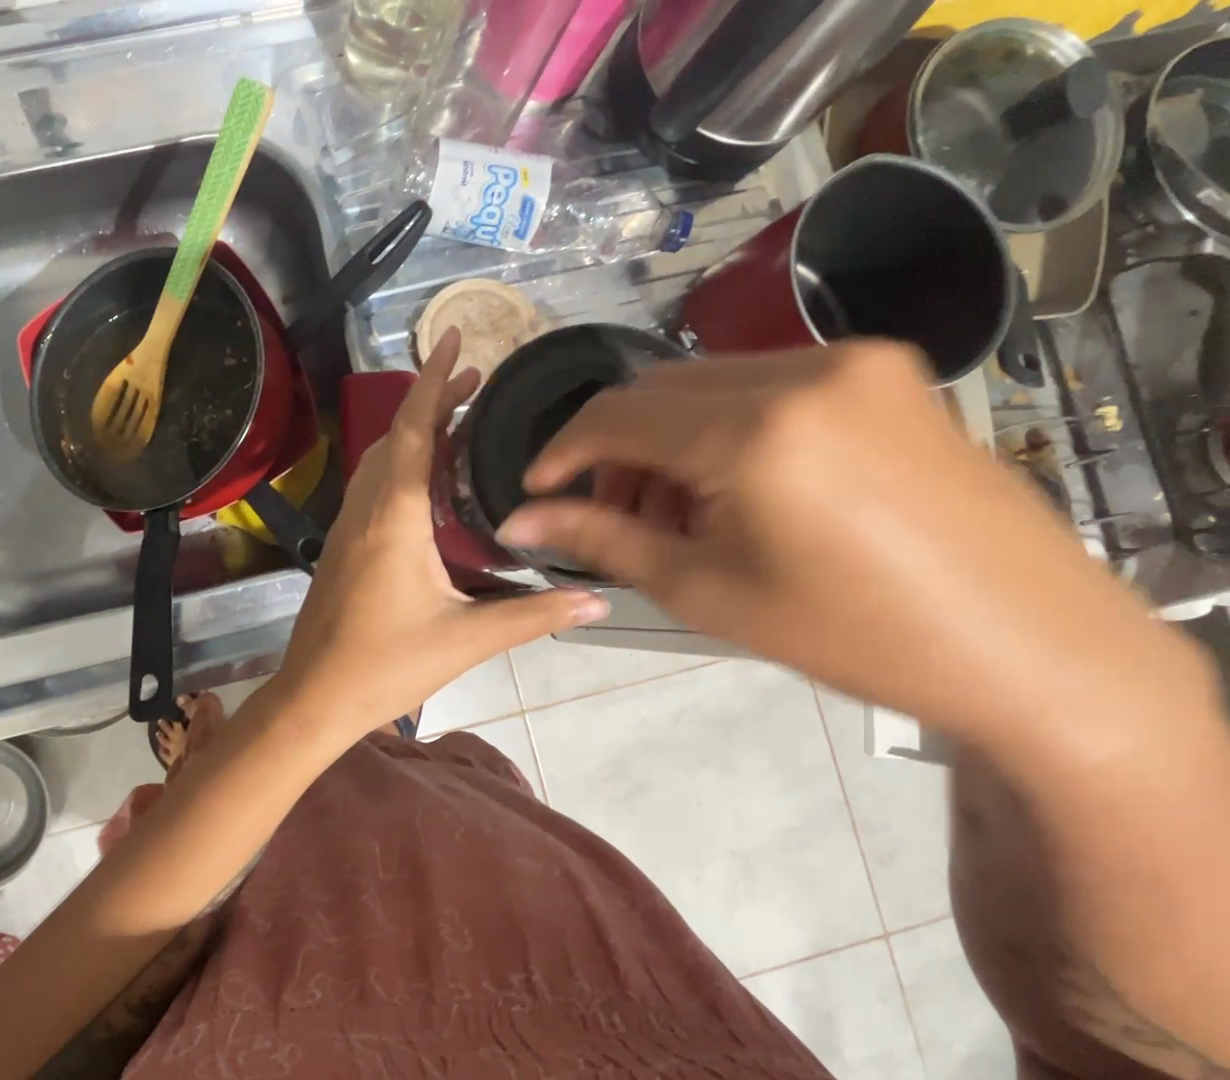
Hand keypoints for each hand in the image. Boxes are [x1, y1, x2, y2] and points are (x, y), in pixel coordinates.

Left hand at [268, 328, 608, 740]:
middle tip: (477, 381)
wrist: (313, 697)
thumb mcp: (466, 638)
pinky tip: (430, 486)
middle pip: (397, 436)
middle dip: (433, 401)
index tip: (453, 336)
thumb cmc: (385, 666)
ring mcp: (348, 528)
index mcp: (394, 517)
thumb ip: (532, 614)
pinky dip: (404, 466)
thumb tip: (598, 599)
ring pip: (381, 461)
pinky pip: (374, 487)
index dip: (435, 380)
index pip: (416, 431)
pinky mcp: (344, 547)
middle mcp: (366, 510)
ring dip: (417, 432)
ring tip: (461, 420)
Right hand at [495, 342, 1201, 745]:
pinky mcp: (890, 372)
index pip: (616, 414)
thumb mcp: (706, 590)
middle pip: (660, 389)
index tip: (537, 492)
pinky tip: (736, 485)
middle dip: (616, 448)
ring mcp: (855, 363)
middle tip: (608, 513)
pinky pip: (769, 383)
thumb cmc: (853, 634)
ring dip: (669, 436)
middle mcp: (803, 370)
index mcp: (755, 429)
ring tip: (674, 510)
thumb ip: (602, 538)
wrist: (1032, 646)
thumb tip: (516, 521)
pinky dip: (726, 425)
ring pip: (711, 381)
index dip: (561, 451)